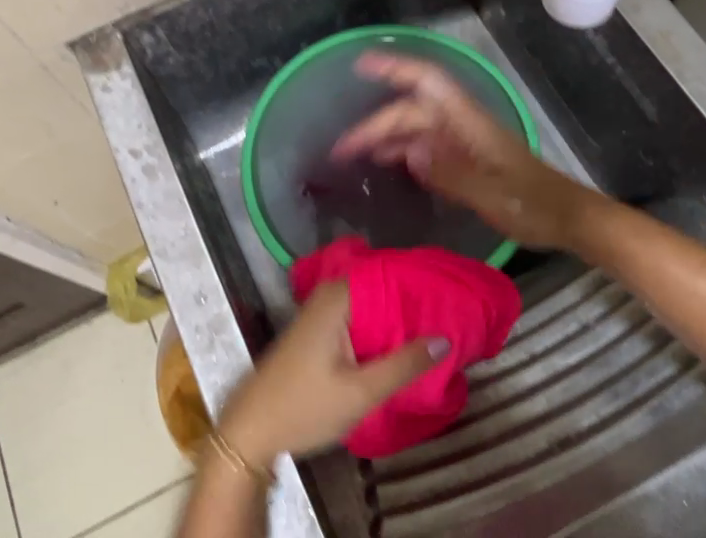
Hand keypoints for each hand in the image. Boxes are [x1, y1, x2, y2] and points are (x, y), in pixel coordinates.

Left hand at [216, 280, 446, 465]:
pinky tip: (406, 347)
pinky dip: (382, 331)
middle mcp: (329, 296)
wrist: (251, 430)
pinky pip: (361, 321)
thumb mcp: (360, 392)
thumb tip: (444, 338)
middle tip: (455, 316)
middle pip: (382, 291)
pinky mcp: (321, 333)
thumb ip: (404, 364)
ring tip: (440, 330)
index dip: (422, 285)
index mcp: (338, 298)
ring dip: (400, 320)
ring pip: (372, 308)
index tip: (455, 296)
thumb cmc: (303, 408)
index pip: (390, 275)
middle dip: (415, 304)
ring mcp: (322, 314)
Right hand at [330, 51, 599, 249]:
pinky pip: (424, 148)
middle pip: (411, 111)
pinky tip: (382, 162)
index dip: (395, 68)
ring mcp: (463, 142)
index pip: (427, 82)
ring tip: (349, 155)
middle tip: (340, 149)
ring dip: (383, 137)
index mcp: (470, 122)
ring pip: (414, 129)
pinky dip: (400, 151)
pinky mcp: (464, 161)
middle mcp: (462, 125)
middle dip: (374, 123)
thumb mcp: (493, 194)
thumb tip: (408, 150)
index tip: (361, 64)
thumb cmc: (534, 205)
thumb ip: (451, 172)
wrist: (568, 218)